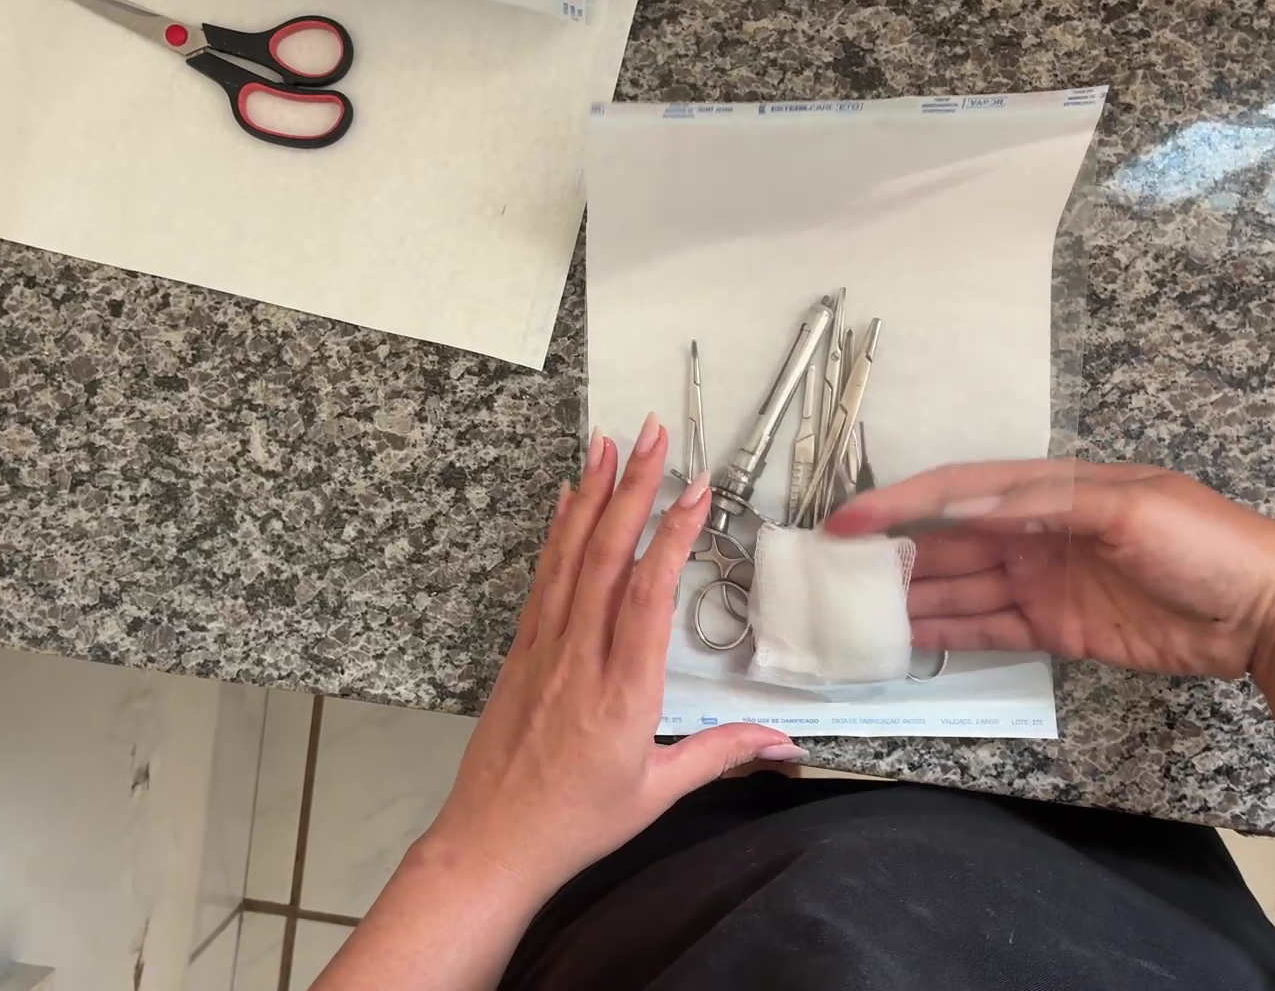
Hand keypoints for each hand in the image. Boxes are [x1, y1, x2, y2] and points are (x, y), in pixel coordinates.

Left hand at [418, 415, 800, 897]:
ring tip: (605, 443)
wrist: (491, 840)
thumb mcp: (656, 793)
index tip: (697, 488)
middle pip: (607, 556)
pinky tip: (566, 499)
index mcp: (623, 691)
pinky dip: (557, 532)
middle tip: (650, 434)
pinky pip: (543, 577)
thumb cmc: (576, 822)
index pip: (650, 594)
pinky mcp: (522, 646)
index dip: (675, 534)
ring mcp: (544, 645)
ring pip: (570, 556)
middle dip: (633, 488)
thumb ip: (720, 755)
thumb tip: (783, 743)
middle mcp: (580, 654)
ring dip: (591, 494)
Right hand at [823, 460, 1274, 678]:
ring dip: (908, 599)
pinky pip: (984, 628)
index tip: (845, 521)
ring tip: (855, 612)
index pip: (953, 493)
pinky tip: (904, 639)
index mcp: (1043, 492)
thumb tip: (961, 509)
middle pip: (943, 544)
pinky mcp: (1049, 627)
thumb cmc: (1206, 542)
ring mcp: (1035, 583)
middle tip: (835, 573)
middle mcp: (1028, 535)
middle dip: (890, 555)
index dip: (896, 504)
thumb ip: (1042, 503)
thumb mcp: (1129, 506)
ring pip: (955, 589)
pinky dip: (944, 633)